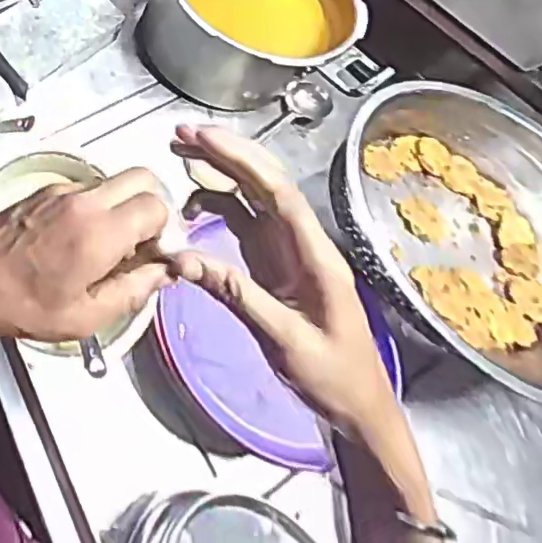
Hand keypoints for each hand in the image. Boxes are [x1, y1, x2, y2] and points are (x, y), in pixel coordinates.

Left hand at [0, 169, 174, 343]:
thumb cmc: (23, 306)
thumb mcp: (85, 317)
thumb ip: (133, 290)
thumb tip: (164, 271)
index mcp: (100, 231)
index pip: (157, 204)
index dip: (164, 230)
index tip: (154, 254)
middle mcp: (86, 200)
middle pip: (142, 177)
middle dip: (151, 206)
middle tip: (140, 242)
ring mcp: (64, 190)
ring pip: (114, 183)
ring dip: (123, 207)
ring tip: (107, 247)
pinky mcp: (46, 190)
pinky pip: (88, 189)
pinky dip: (97, 207)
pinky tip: (78, 241)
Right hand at [168, 124, 396, 435]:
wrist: (360, 408)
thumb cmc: (334, 376)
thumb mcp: (285, 341)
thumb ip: (236, 294)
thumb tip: (184, 259)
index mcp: (315, 253)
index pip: (277, 192)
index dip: (240, 159)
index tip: (205, 137)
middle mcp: (302, 239)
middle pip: (263, 182)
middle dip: (225, 152)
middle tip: (183, 134)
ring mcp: (286, 247)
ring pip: (251, 195)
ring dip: (218, 171)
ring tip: (182, 155)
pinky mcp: (273, 260)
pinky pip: (243, 220)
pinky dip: (217, 205)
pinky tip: (193, 206)